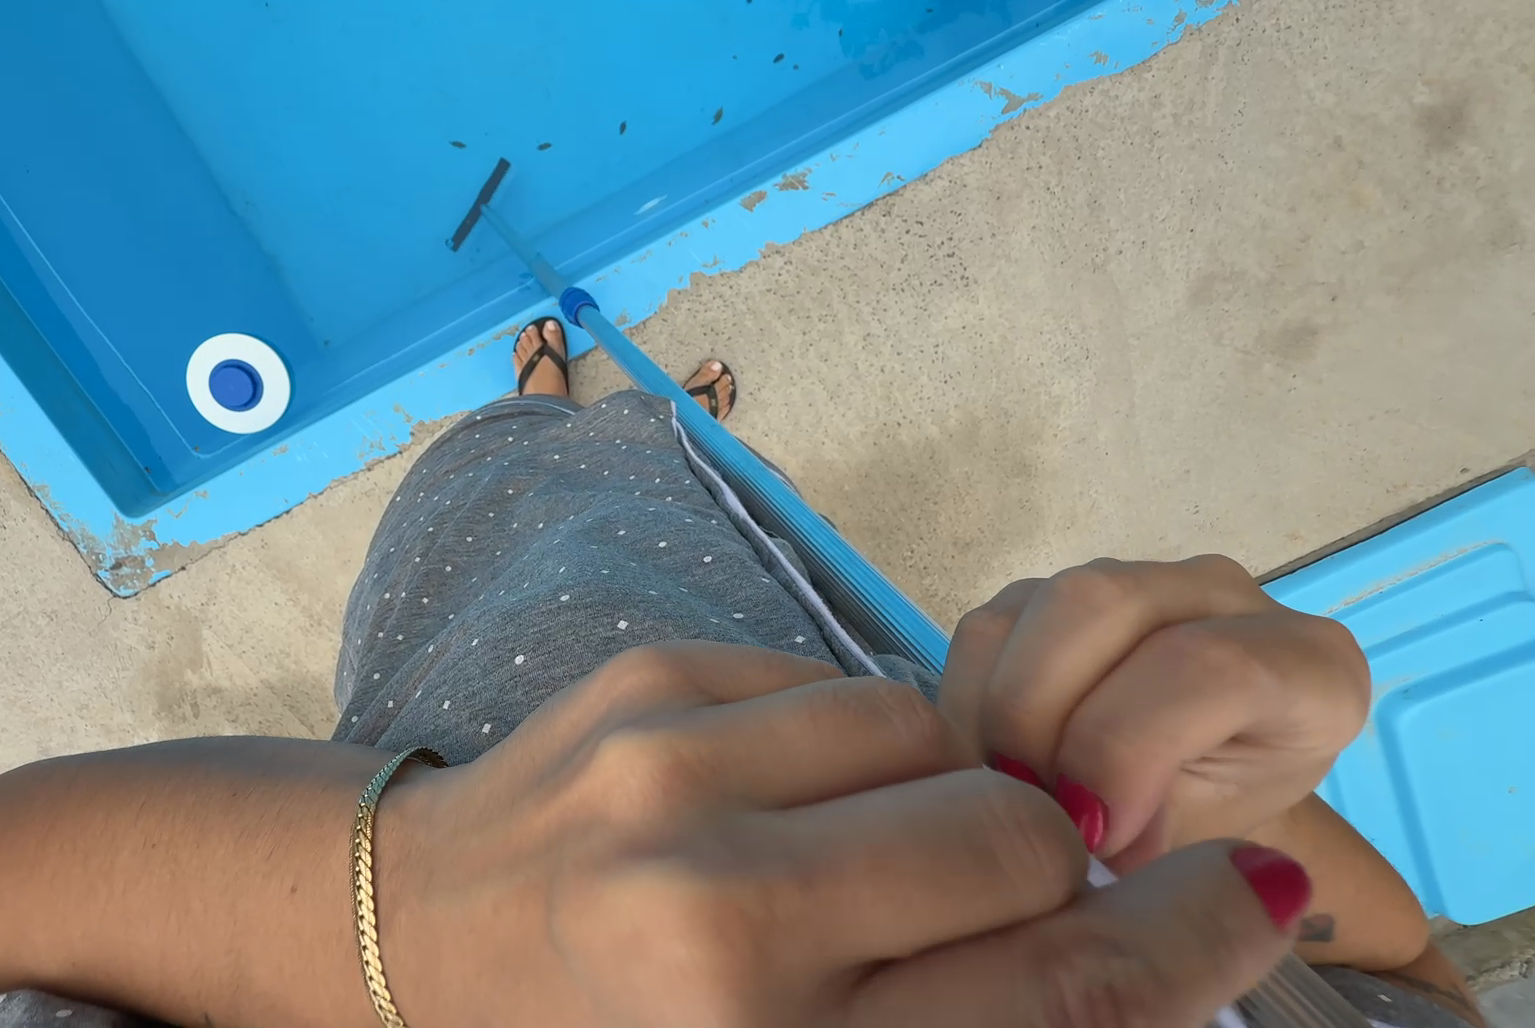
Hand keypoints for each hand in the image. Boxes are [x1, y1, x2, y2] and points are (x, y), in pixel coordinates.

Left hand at [377, 641, 1310, 1026]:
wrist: (426, 918)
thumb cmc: (595, 1019)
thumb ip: (936, 1010)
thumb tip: (1094, 929)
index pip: (1049, 995)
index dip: (1181, 943)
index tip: (1243, 893)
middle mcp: (713, 913)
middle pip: (1004, 835)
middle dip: (1042, 847)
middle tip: (994, 864)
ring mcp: (667, 770)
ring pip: (919, 724)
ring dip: (933, 769)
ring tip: (865, 815)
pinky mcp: (642, 679)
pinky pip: (821, 676)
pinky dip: (841, 726)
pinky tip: (773, 772)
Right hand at [938, 555, 1370, 868]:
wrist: (1190, 793)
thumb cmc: (1218, 821)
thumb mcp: (1216, 844)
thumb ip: (1156, 832)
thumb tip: (1075, 830)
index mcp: (1302, 657)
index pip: (1204, 665)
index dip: (1126, 747)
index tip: (1089, 830)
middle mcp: (1210, 590)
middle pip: (1094, 603)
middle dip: (1035, 712)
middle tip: (1028, 797)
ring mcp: (1113, 579)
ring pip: (1020, 610)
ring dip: (992, 708)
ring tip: (1008, 781)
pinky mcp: (1038, 593)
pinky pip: (977, 630)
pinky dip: (967, 698)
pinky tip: (993, 751)